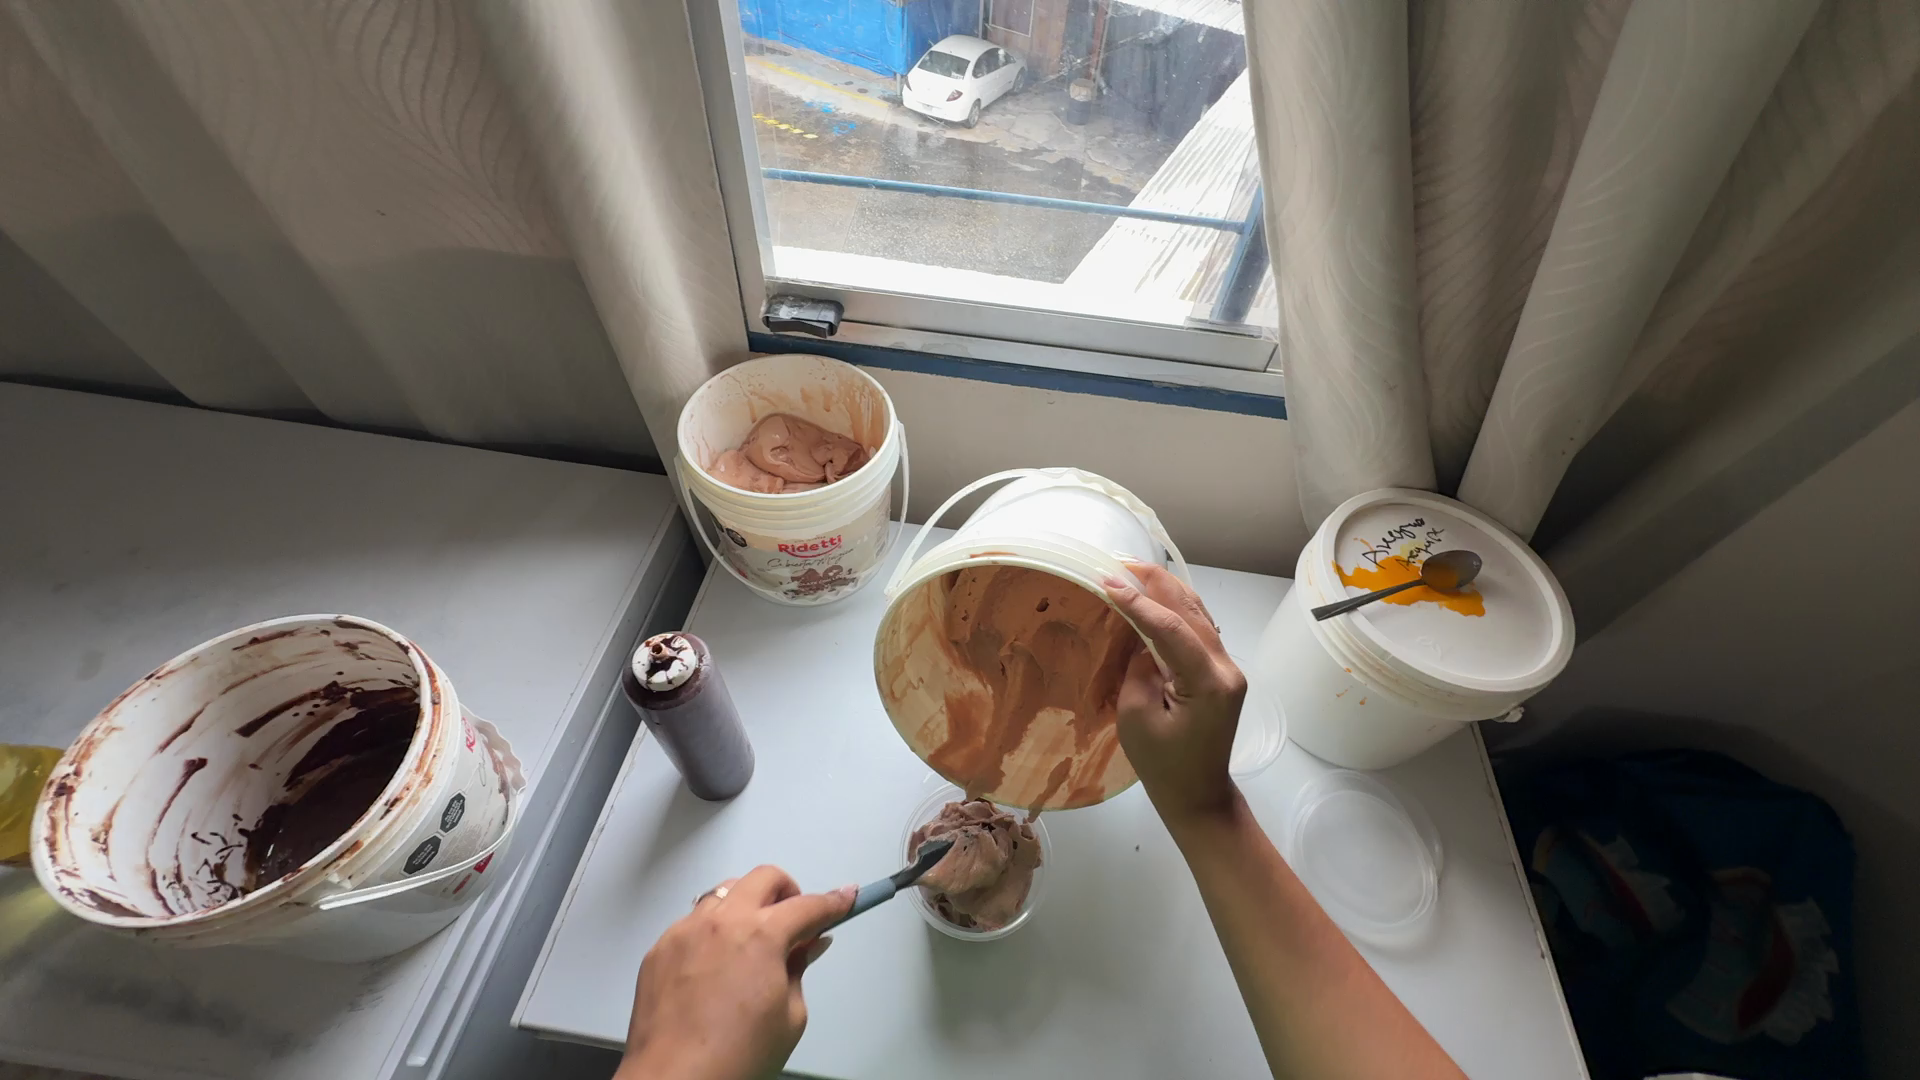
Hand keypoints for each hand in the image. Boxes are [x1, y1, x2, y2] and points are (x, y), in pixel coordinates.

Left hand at [620, 866, 854, 1079]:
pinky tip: (712, 967)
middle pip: (764, 878)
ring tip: (747, 943)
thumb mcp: (790, 1018)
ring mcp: (686, 930)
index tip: (847, 897)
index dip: (834, 902)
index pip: (808, 906)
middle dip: (786, 892)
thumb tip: (805, 945)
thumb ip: (799, 970)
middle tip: (791, 923)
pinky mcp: (659, 949)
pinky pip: (693, 922)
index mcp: (762, 934)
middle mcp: (723, 920)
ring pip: (724, 892)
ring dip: (745, 906)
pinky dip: (711, 932)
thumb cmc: (739, 1058)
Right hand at [1104, 562, 1246, 824]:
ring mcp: (1228, 667)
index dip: (1138, 602)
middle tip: (1119, 562)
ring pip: (1198, 614)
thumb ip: (1138, 667)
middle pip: (1191, 611)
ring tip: (1133, 570)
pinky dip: (1175, 607)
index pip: (1172, 628)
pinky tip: (1154, 595)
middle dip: (1155, 583)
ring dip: (1166, 589)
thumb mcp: (1136, 716)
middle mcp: (1226, 667)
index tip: (1107, 581)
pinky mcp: (1220, 671)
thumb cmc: (1162, 765)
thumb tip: (1140, 634)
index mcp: (1210, 682)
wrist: (1198, 794)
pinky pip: (1198, 628)